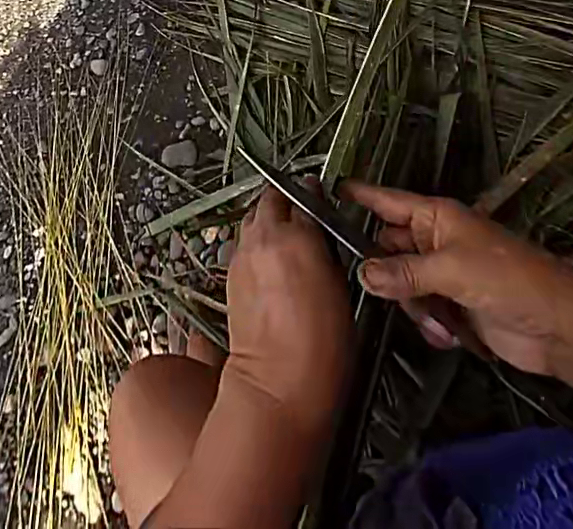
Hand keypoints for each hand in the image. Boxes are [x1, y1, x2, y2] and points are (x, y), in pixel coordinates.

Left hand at [221, 184, 353, 439]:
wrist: (276, 380)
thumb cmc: (320, 348)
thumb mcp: (342, 291)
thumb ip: (327, 254)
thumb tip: (321, 240)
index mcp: (299, 238)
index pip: (305, 199)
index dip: (313, 195)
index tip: (318, 192)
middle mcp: (265, 238)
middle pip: (271, 199)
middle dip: (284, 197)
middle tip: (299, 202)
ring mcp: (244, 253)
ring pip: (253, 217)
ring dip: (266, 215)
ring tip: (283, 227)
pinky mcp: (230, 271)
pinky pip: (243, 242)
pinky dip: (255, 239)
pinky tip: (268, 255)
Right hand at [341, 182, 572, 374]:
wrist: (565, 331)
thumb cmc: (510, 281)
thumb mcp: (451, 270)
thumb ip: (401, 272)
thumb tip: (362, 274)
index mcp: (434, 216)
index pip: (384, 200)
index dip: (356, 196)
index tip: (323, 191)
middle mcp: (434, 240)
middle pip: (386, 247)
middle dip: (384, 270)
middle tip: (384, 287)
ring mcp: (443, 273)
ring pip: (399, 282)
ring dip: (413, 305)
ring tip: (437, 320)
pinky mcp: (453, 304)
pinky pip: (420, 308)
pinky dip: (430, 323)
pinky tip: (449, 334)